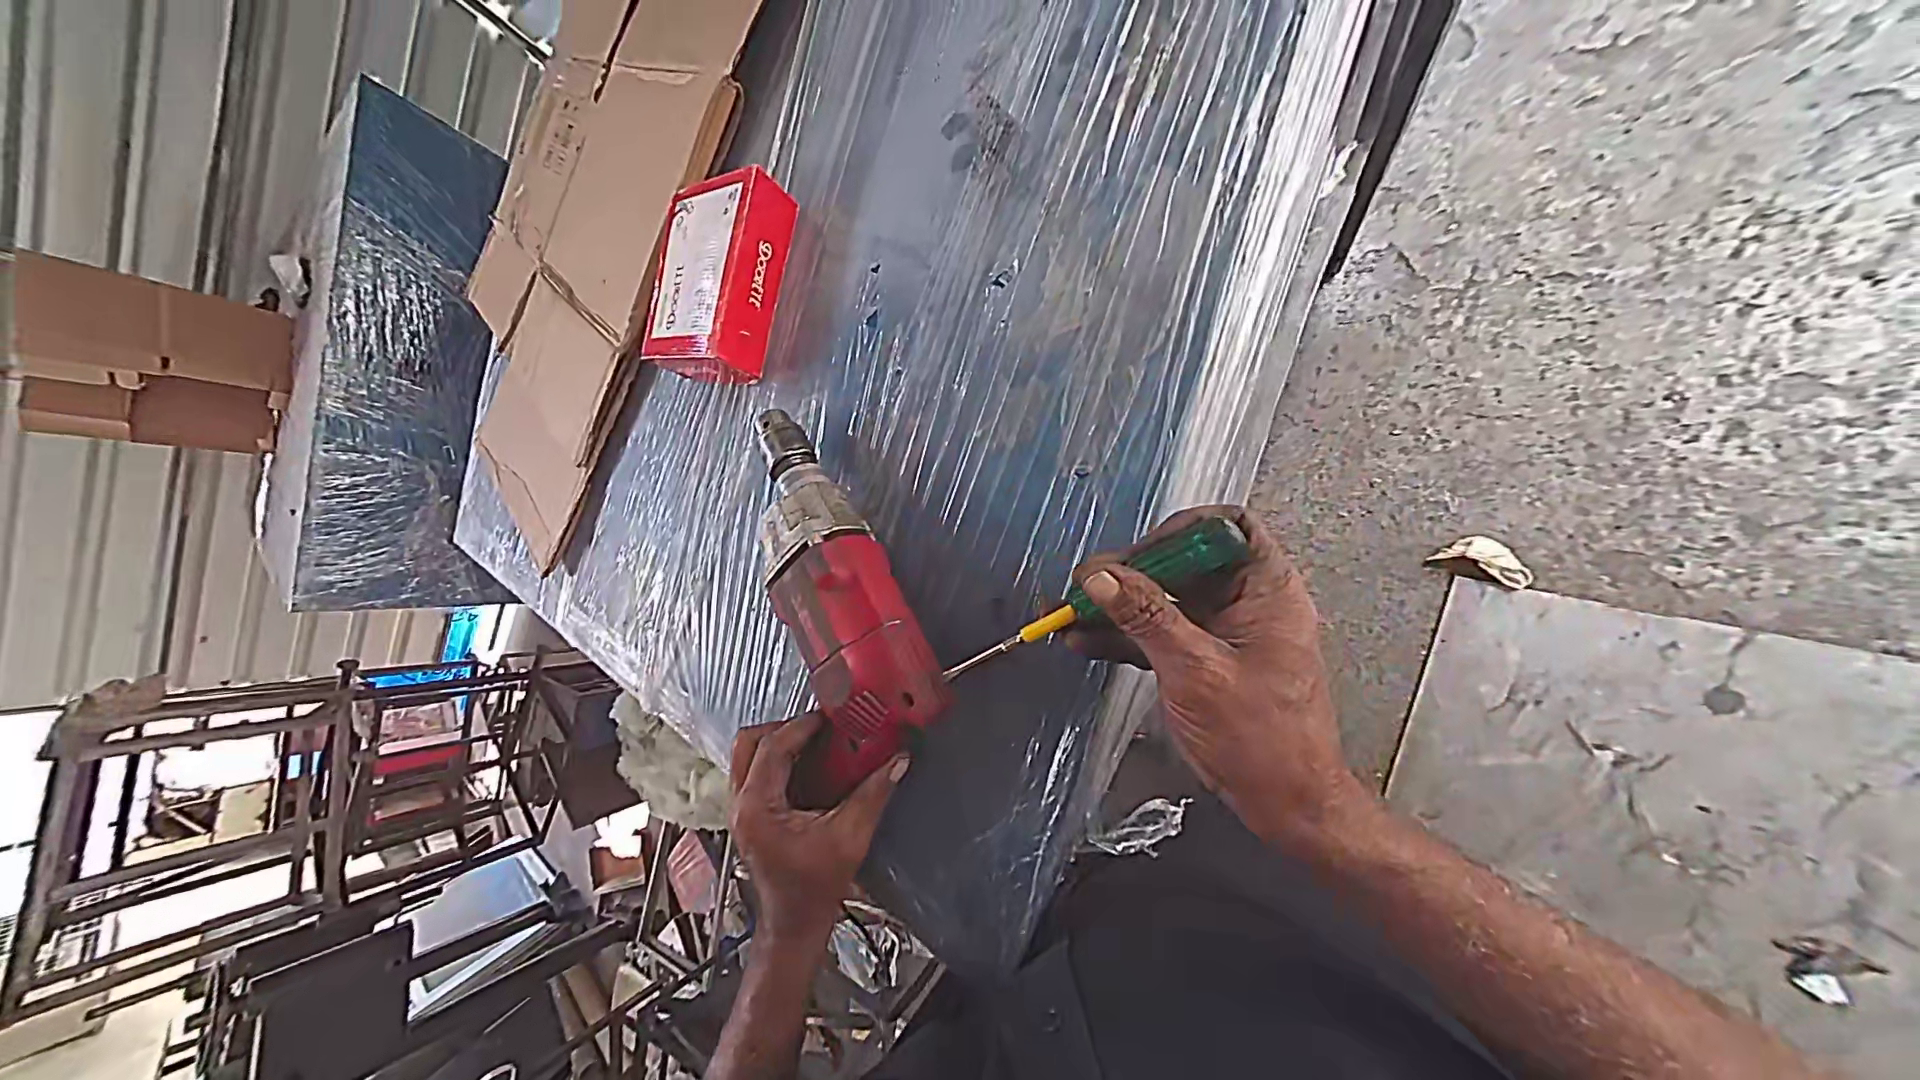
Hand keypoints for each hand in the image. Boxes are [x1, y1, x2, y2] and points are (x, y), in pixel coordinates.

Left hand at [728, 713, 908, 941]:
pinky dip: (778, 759)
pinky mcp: (750, 814)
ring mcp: (741, 810)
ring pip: (747, 755)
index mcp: (757, 808)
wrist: (795, 924)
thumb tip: (897, 762)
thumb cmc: (814, 889)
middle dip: (783, 727)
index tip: (828, 717)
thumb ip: (873, 795)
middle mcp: (741, 805)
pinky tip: (807, 763)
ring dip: (779, 741)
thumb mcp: (850, 837)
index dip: (802, 726)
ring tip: (813, 740)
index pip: (773, 748)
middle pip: (749, 743)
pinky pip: (755, 771)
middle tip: (816, 727)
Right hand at [1064, 505, 1363, 837]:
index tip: (1137, 553)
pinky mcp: (1199, 658)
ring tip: (1070, 610)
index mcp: (1266, 591)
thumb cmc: (1263, 740)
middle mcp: (1244, 603)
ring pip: (1160, 599)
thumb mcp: (1195, 669)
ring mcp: (1219, 632)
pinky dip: (1121, 635)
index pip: (1227, 529)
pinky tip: (1085, 640)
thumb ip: (1145, 617)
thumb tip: (1101, 577)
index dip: (1180, 532)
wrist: (1284, 804)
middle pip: (1182, 563)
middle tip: (1087, 584)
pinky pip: (1155, 632)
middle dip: (1129, 572)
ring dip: (1115, 605)